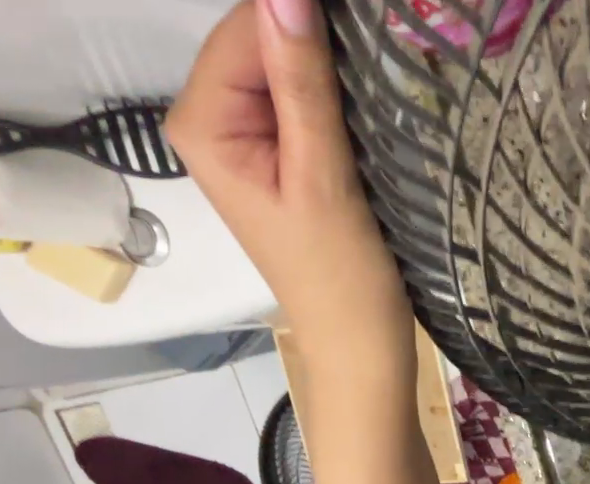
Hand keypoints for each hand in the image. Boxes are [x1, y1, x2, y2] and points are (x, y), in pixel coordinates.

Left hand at [167, 0, 408, 350]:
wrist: (362, 345)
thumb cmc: (342, 277)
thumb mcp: (324, 179)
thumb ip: (303, 85)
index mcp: (204, 123)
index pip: (246, 29)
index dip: (305, 18)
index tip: (369, 23)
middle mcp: (214, 122)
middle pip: (263, 44)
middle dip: (320, 42)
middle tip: (385, 48)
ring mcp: (250, 141)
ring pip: (289, 71)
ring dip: (335, 69)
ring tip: (385, 72)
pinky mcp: (285, 159)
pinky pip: (305, 104)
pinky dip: (339, 96)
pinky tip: (373, 101)